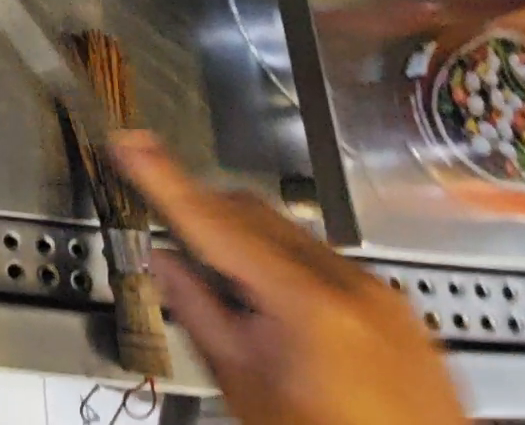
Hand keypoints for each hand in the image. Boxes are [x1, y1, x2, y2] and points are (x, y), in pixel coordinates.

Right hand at [112, 132, 466, 424]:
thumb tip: (161, 259)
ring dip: (239, 239)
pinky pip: (318, 254)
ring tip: (231, 294)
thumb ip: (194, 308)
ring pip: (282, 228)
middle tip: (169, 236)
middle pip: (248, 212)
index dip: (162, 178)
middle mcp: (350, 284)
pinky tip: (273, 306)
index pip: (211, 220)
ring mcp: (378, 292)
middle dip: (201, 213)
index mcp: (306, 302)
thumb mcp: (240, 380)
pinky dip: (279, 260)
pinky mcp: (394, 304)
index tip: (130, 144)